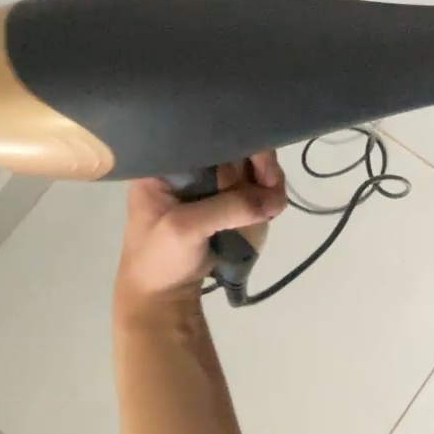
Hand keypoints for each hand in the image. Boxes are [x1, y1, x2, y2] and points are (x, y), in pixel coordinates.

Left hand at [115, 152, 286, 313]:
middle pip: (235, 145)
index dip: (236, 139)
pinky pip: (255, 184)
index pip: (205, 134)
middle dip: (259, 160)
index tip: (257, 160)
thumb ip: (228, 208)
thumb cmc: (158, 259)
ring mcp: (209, 183)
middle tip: (271, 183)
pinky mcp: (225, 199)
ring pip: (250, 164)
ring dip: (268, 179)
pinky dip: (268, 193)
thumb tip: (275, 199)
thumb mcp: (184, 229)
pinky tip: (270, 207)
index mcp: (163, 164)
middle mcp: (188, 166)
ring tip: (272, 203)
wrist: (161, 299)